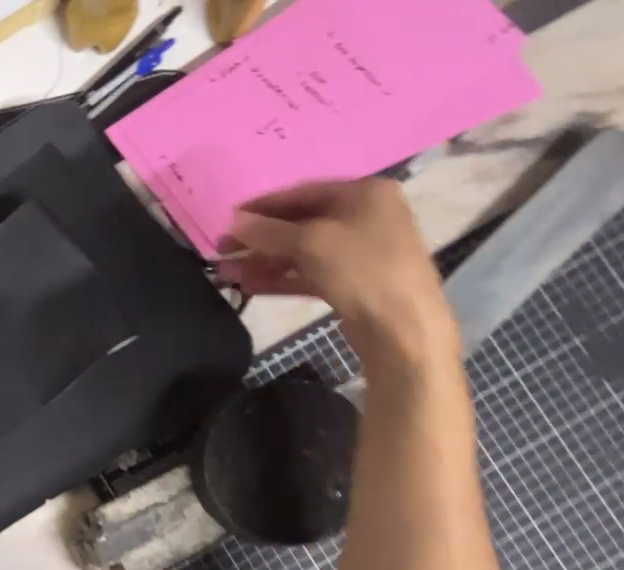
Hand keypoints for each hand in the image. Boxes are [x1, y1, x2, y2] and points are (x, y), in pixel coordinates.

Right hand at [220, 178, 460, 370]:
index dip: (262, 207)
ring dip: (263, 261)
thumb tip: (234, 222)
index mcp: (363, 193)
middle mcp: (363, 216)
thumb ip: (268, 231)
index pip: (302, 193)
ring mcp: (357, 250)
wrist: (400, 323)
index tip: (227, 221)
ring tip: (228, 274)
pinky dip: (279, 278)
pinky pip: (307, 273)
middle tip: (222, 251)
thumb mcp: (310, 243)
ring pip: (300, 251)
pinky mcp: (349, 281)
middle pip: (299, 223)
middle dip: (258, 239)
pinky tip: (250, 286)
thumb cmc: (360, 269)